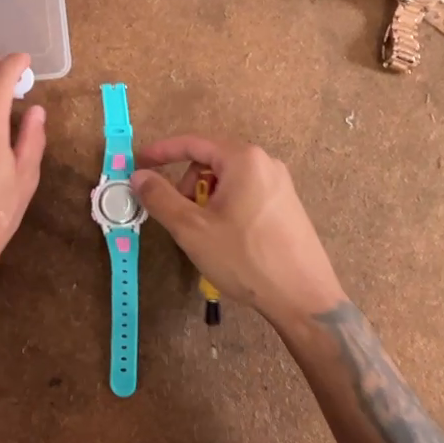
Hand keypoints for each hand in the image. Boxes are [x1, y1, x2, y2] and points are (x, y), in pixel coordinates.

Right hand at [132, 135, 345, 325]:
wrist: (304, 299)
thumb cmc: (245, 258)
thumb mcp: (192, 229)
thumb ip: (160, 198)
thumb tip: (139, 176)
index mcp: (243, 159)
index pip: (193, 143)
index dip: (161, 152)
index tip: (139, 164)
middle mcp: (265, 163)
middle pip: (210, 161)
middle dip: (186, 184)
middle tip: (179, 216)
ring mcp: (280, 184)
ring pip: (227, 180)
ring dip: (205, 199)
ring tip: (203, 232)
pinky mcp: (287, 206)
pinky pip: (245, 194)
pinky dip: (225, 207)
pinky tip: (226, 239)